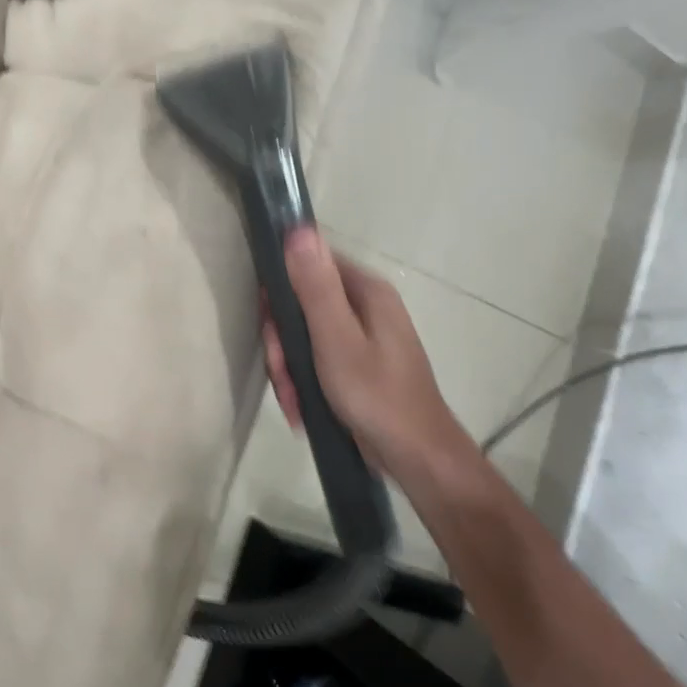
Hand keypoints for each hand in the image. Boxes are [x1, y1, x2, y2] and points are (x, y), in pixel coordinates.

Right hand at [262, 226, 465, 469]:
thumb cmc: (376, 396)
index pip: (308, 264)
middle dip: (284, 345)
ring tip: (293, 401)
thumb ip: (315, 286)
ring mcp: (363, 338)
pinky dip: (304, 383)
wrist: (416, 458)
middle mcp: (366, 307)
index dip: (281, 292)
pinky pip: (316, 361)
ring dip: (290, 370)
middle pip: (302, 306)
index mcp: (366, 292)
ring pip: (305, 337)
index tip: (270, 326)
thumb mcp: (336, 339)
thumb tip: (298, 228)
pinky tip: (301, 409)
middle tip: (282, 375)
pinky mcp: (357, 365)